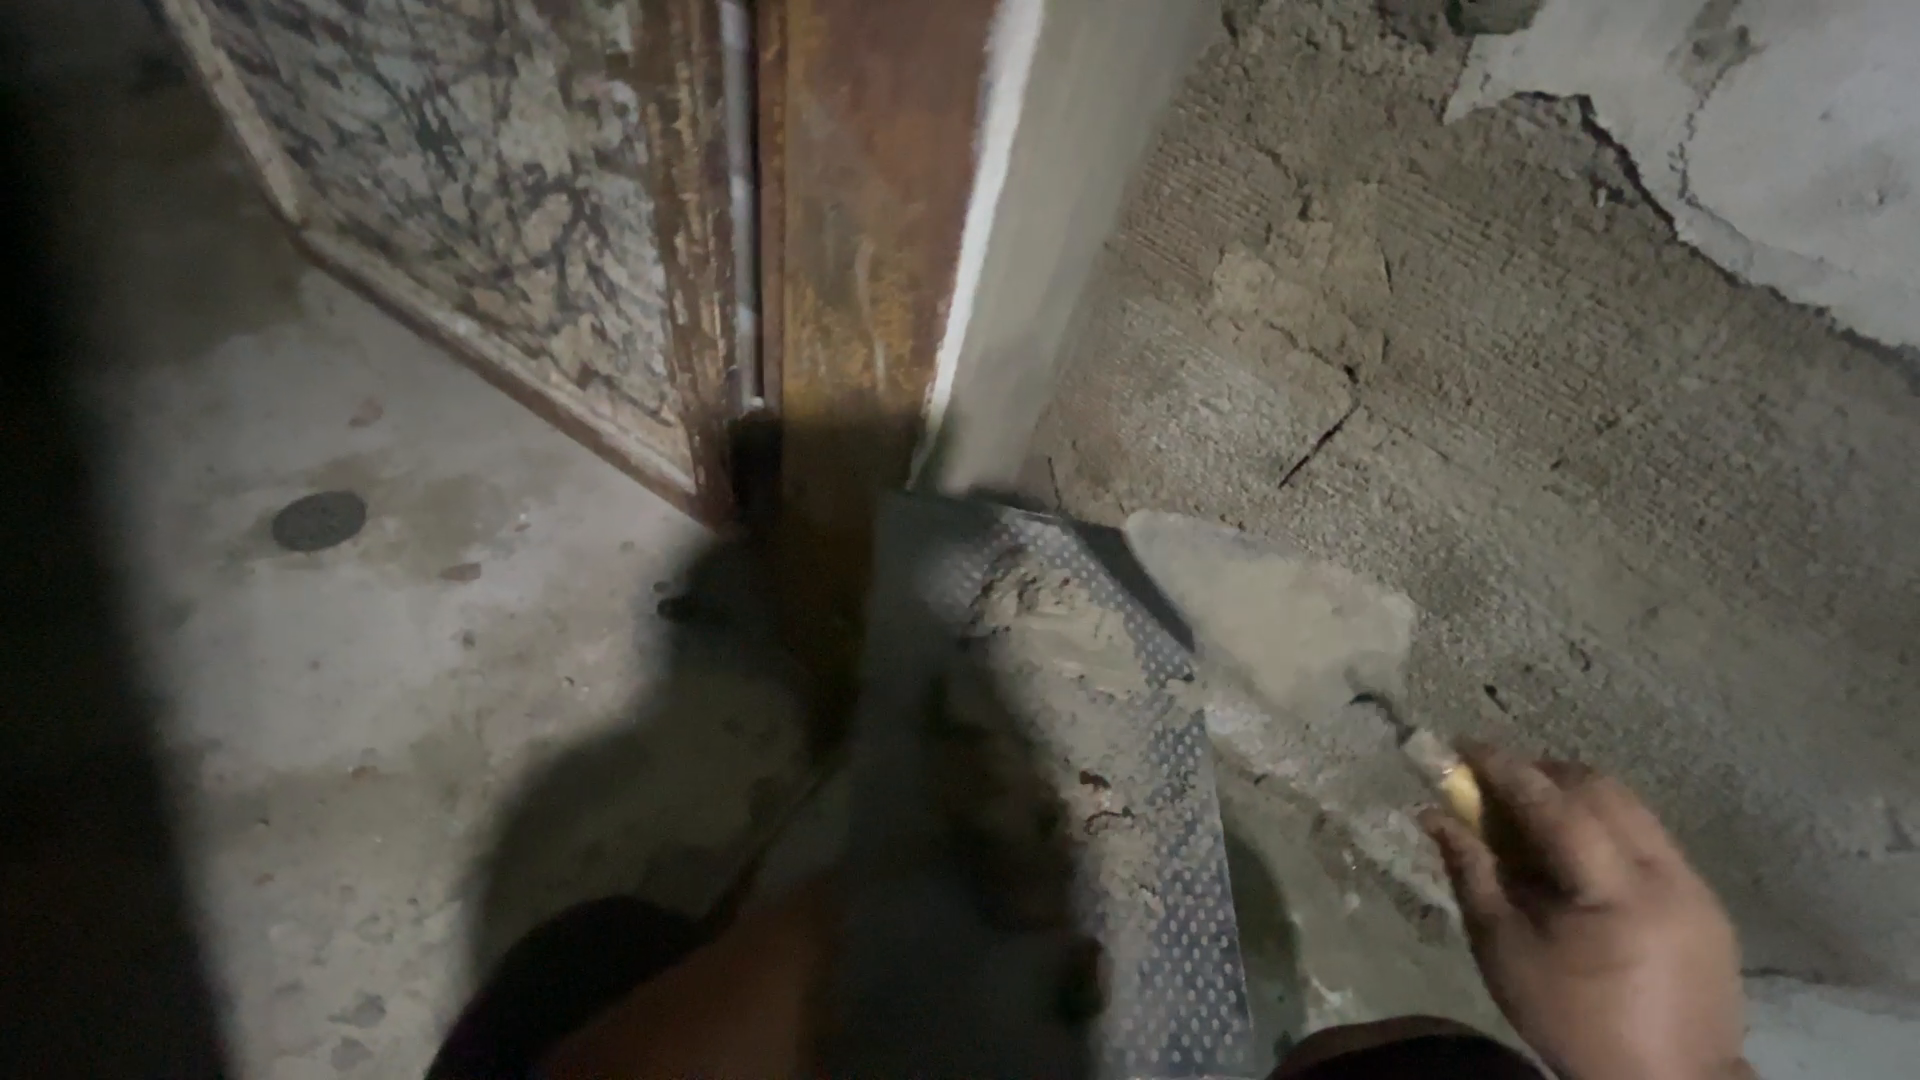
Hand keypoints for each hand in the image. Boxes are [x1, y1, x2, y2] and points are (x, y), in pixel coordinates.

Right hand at [1421, 744, 1749, 1079]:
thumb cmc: (1570, 1015)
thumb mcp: (1501, 945)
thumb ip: (1470, 869)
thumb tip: (1432, 814)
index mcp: (1616, 891)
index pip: (1554, 804)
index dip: (1503, 767)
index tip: (1461, 744)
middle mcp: (1667, 876)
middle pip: (1602, 789)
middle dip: (1540, 771)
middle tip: (1492, 779)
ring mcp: (1695, 888)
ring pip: (1629, 807)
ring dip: (1571, 794)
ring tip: (1525, 812)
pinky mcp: (1704, 904)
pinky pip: (1645, 836)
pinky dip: (1599, 822)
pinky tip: (1568, 852)